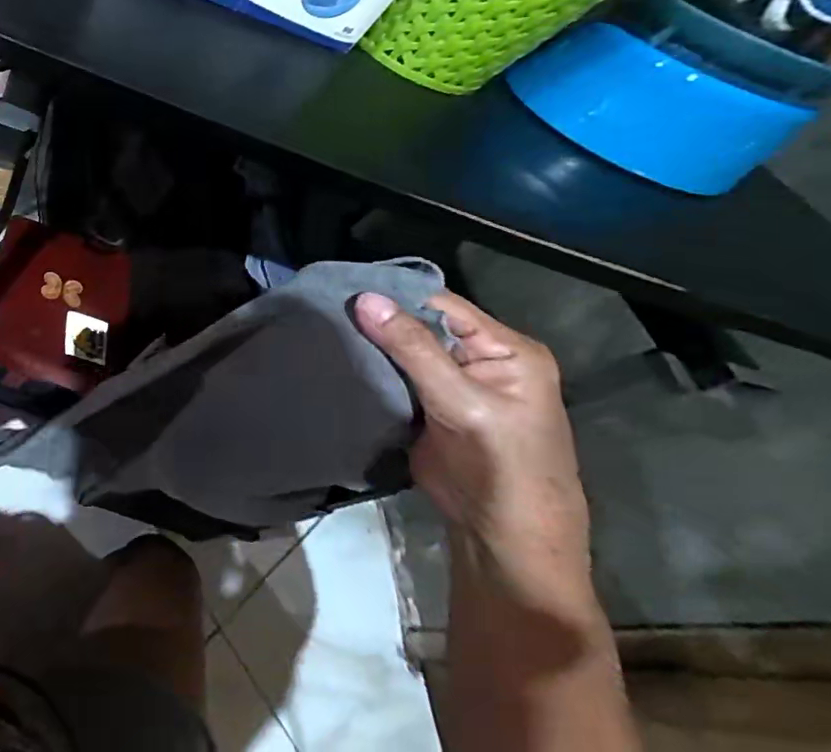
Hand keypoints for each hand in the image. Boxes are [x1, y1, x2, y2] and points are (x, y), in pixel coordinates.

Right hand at [354, 292, 590, 590]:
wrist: (502, 541)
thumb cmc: (502, 468)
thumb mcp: (463, 403)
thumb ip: (414, 349)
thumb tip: (365, 299)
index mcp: (506, 349)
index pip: (443, 305)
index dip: (397, 295)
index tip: (345, 288)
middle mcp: (481, 359)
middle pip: (422, 325)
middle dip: (379, 319)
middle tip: (326, 307)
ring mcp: (453, 386)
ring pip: (404, 351)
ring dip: (371, 345)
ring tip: (324, 328)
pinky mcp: (428, 408)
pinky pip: (396, 378)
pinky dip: (371, 370)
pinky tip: (339, 359)